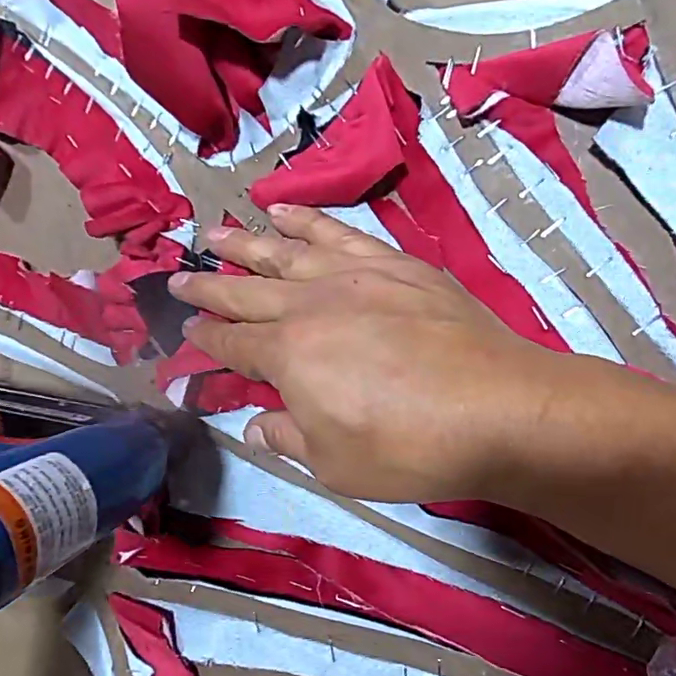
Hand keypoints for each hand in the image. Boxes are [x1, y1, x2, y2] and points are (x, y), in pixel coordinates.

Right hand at [168, 205, 576, 501]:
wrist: (498, 408)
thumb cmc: (410, 448)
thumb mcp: (335, 464)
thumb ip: (288, 438)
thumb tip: (255, 425)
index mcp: (289, 357)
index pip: (233, 345)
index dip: (205, 342)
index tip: (186, 333)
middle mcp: (311, 305)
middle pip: (247, 292)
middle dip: (208, 287)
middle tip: (177, 278)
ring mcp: (355, 276)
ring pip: (286, 251)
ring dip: (244, 242)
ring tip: (213, 232)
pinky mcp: (396, 264)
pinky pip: (340, 232)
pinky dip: (307, 219)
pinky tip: (285, 211)